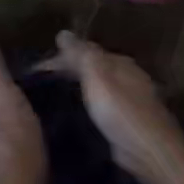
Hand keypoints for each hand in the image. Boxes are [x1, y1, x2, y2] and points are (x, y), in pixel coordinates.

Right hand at [44, 30, 183, 183]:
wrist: (149, 151)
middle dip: (67, 71)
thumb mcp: (98, 78)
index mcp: (120, 64)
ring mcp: (128, 100)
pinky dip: (85, 103)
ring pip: (96, 86)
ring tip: (51, 95)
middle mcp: (126, 77)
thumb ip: (82, 56)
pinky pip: (99, 104)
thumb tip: (63, 32)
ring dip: (76, 87)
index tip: (35, 70)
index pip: (85, 52)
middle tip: (39, 82)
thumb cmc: (121, 112)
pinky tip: (74, 112)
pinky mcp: (126, 121)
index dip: (59, 58)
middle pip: (92, 68)